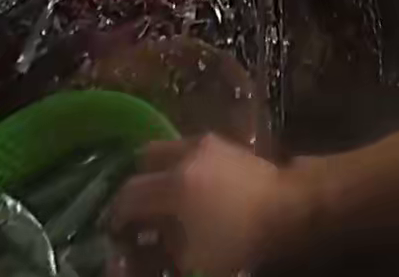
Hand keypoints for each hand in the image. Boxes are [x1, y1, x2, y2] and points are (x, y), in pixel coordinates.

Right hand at [109, 136, 296, 274]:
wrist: (285, 205)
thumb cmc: (236, 238)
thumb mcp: (189, 258)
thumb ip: (155, 249)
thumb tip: (134, 245)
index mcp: (175, 183)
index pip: (128, 194)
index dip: (115, 216)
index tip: (114, 234)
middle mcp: (187, 153)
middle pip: (143, 157)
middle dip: (134, 182)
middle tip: (135, 210)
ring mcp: (207, 141)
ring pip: (167, 147)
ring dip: (157, 170)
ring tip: (159, 199)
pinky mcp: (222, 140)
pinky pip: (187, 147)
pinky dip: (177, 163)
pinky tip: (184, 188)